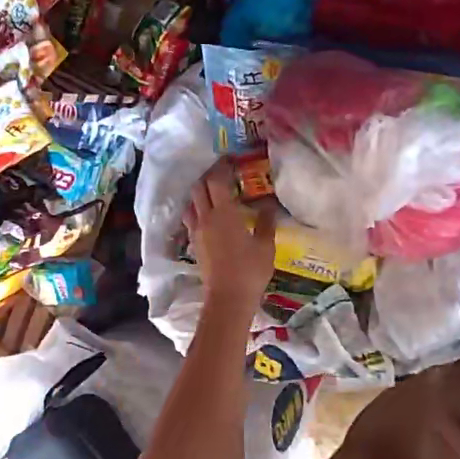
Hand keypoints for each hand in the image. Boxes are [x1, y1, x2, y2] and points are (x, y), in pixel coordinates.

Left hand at [183, 160, 275, 311]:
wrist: (227, 299)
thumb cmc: (250, 271)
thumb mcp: (265, 246)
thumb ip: (266, 222)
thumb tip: (268, 204)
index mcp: (224, 213)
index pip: (217, 181)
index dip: (222, 167)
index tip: (230, 159)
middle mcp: (206, 218)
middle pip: (199, 188)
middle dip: (209, 177)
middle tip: (223, 174)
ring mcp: (197, 232)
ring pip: (191, 203)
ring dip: (200, 194)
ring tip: (214, 194)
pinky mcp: (194, 245)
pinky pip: (191, 220)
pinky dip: (198, 211)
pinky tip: (209, 217)